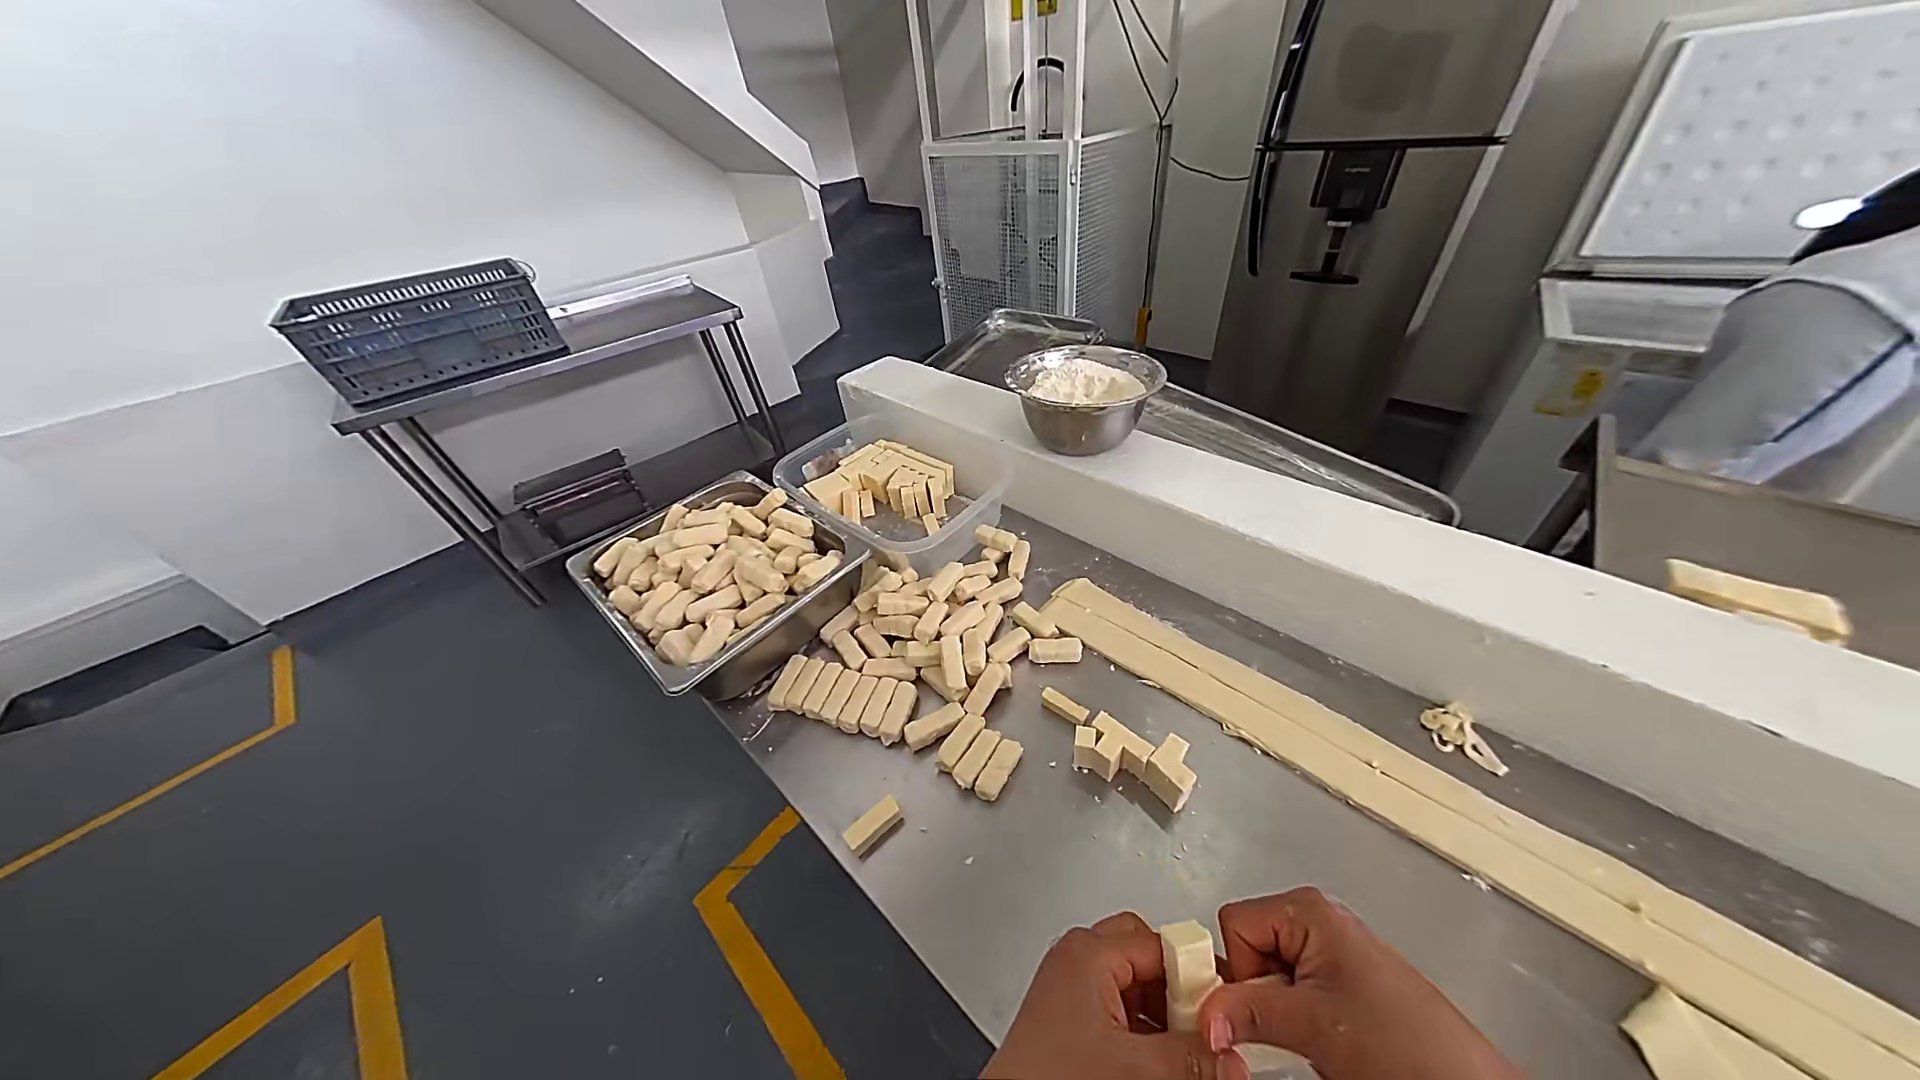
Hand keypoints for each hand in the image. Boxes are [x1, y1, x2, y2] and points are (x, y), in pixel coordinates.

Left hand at [985, 912, 1236, 1078]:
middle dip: (1179, 991)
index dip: (1198, 975)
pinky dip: (1143, 1026)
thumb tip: (1229, 1057)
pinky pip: (1118, 1002)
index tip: (1224, 1008)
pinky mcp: (1069, 1011)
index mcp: (1088, 952)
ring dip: (1163, 1012)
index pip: (1160, 943)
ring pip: (1134, 980)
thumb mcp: (1133, 1068)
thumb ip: (1189, 1059)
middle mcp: (1077, 957)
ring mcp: (1071, 983)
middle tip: (1204, 1027)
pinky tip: (1157, 1058)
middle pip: (1146, 954)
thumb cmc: (1046, 1077)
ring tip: (1184, 1050)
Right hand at [1197, 888, 1520, 1079]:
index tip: (1248, 1007)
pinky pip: (1293, 988)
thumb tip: (1203, 1013)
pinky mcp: (1344, 981)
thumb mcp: (1313, 1026)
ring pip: (1269, 971)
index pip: (1235, 922)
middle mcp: (1317, 921)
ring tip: (1313, 1037)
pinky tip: (1323, 1041)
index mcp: (1307, 910)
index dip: (1238, 967)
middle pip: (1249, 944)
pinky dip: (1296, 1016)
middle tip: (1287, 1026)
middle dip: (1257, 990)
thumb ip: (1247, 1011)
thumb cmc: (1407, 1047)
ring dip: (1277, 1008)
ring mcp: (1332, 952)